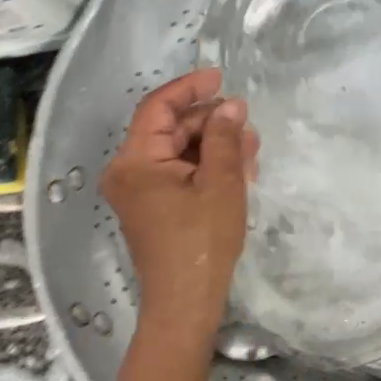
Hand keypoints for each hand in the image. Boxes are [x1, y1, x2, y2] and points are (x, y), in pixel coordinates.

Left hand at [100, 68, 257, 336]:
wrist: (186, 302)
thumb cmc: (201, 241)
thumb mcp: (221, 184)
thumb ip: (225, 139)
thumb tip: (230, 107)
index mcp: (135, 161)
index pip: (157, 108)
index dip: (190, 89)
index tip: (220, 77)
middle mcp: (129, 172)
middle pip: (169, 131)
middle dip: (210, 122)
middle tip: (246, 119)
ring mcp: (140, 194)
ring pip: (178, 154)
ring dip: (213, 146)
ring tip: (251, 144)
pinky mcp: (154, 211)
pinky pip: (179, 176)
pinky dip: (206, 168)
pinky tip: (238, 167)